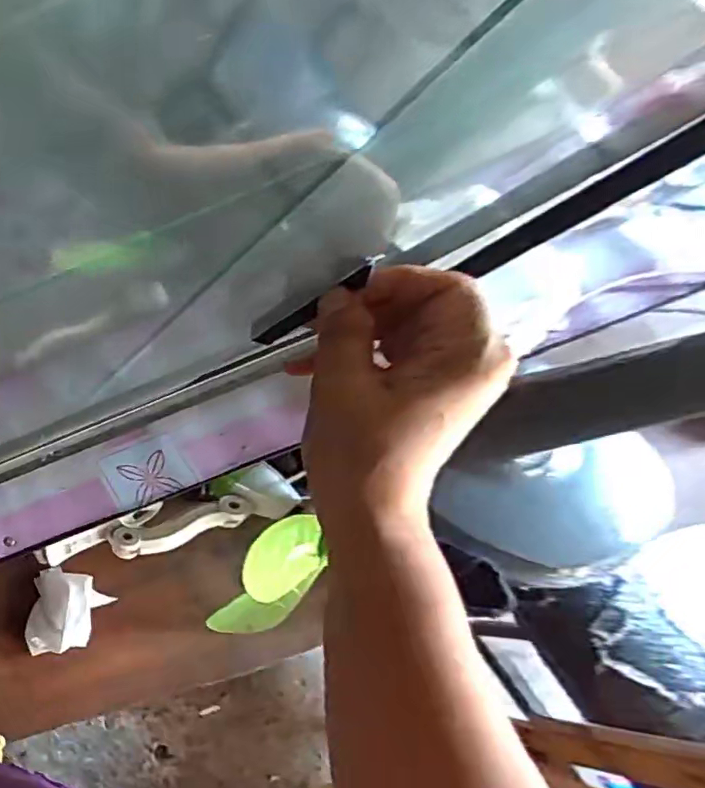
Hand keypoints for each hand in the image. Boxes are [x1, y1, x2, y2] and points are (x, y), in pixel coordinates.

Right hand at [287, 266, 513, 527]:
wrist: (368, 505)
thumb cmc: (358, 447)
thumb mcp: (341, 383)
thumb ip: (343, 332)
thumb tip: (338, 297)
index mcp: (469, 353)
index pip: (448, 288)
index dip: (396, 282)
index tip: (343, 295)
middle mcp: (476, 360)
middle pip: (430, 308)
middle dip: (371, 308)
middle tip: (320, 321)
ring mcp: (455, 379)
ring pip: (409, 331)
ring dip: (358, 332)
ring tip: (310, 347)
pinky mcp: (431, 393)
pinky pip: (401, 356)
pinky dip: (362, 353)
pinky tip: (318, 365)